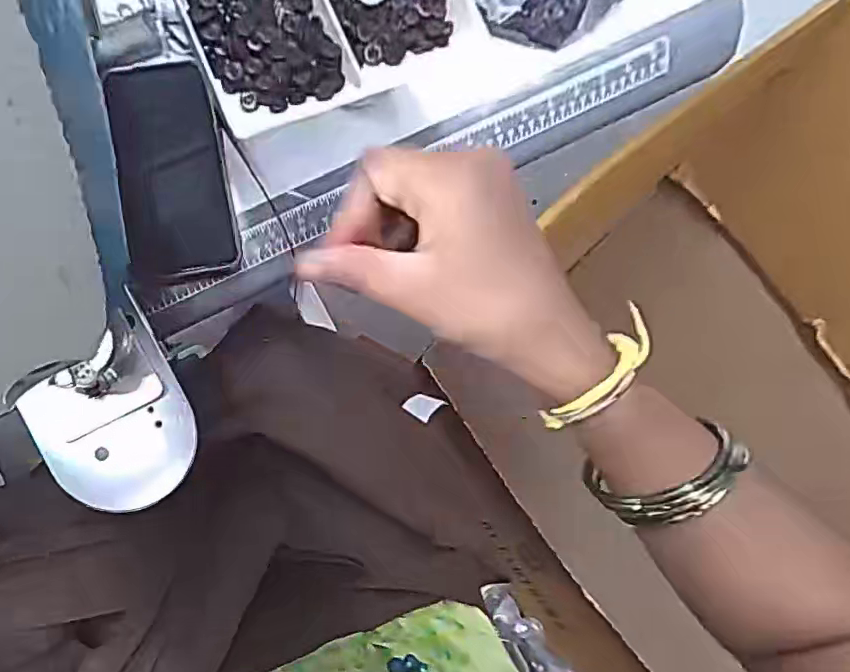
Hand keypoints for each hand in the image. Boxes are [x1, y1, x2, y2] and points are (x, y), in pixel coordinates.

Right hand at [296, 147, 616, 400]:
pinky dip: (417, 228)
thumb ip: (351, 269)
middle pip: (391, 176)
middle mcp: (469, 162)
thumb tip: (305, 263)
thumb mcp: (407, 289)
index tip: (342, 260)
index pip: (372, 171)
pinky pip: (438, 199)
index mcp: (449, 176)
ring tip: (394, 274)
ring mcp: (485, 177)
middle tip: (364, 271)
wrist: (544, 332)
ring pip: (412, 190)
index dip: (348, 216)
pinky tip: (418, 265)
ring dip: (391, 229)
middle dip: (369, 224)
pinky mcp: (492, 197)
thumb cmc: (485, 310)